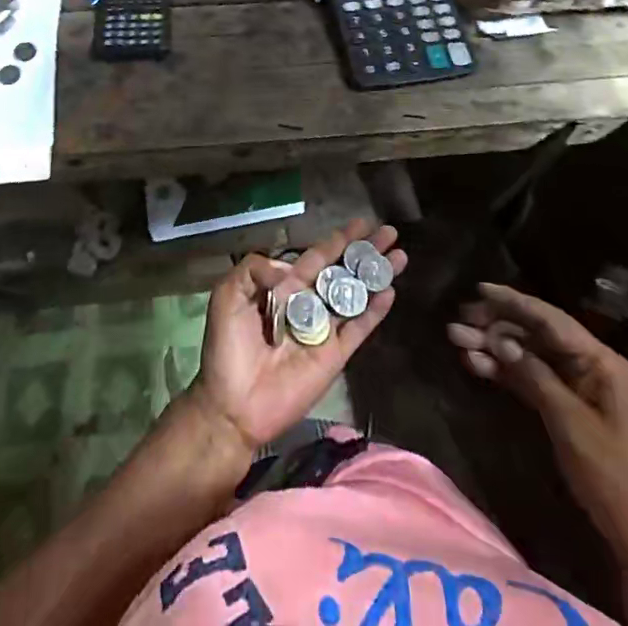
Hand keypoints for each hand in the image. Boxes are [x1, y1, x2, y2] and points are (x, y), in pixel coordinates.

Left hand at [187, 220, 404, 452]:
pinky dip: (375, 311)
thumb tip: (289, 267)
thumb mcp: (226, 297)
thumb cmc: (227, 349)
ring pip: (356, 295)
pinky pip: (359, 328)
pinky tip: (389, 292)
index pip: (316, 257)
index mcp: (284, 289)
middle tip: (390, 232)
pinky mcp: (336, 355)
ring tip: (401, 255)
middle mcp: (308, 304)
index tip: (361, 222)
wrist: (233, 405)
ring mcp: (325, 330)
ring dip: (377, 275)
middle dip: (366, 251)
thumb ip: (252, 270)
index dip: (338, 239)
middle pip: (343, 271)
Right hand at [448, 284, 627, 625]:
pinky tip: (478, 367)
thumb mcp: (570, 422)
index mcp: (602, 362)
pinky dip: (508, 374)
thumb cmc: (613, 475)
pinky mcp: (571, 412)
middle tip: (458, 322)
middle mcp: (592, 368)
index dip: (514, 303)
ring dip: (496, 350)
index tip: (479, 290)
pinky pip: (535, 382)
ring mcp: (581, 390)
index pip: (551, 321)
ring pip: (532, 358)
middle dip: (498, 327)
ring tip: (458, 343)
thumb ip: (534, 375)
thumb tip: (500, 338)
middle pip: (539, 336)